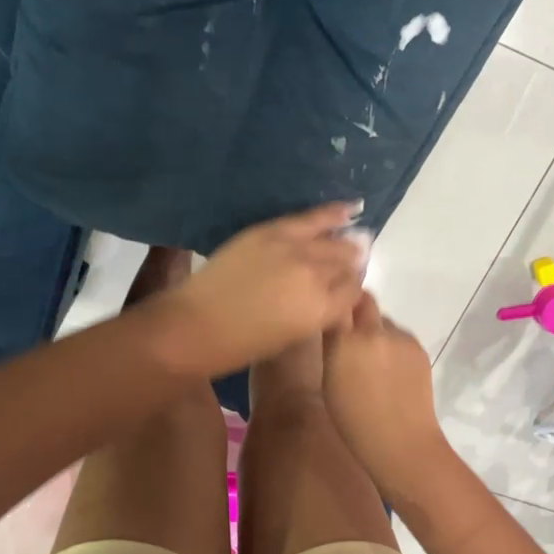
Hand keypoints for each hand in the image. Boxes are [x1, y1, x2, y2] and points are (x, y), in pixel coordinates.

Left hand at [153, 203, 367, 376]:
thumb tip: (331, 292)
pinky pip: (313, 218)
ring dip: (345, 242)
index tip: (348, 284)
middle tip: (351, 262)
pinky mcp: (274, 231)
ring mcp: (296, 250)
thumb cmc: (242, 344)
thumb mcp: (291, 335)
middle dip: (351, 263)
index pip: (354, 290)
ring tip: (356, 236)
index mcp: (322, 310)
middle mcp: (317, 278)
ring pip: (334, 242)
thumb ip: (316, 311)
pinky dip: (335, 213)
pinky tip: (351, 208)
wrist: (198, 324)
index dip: (352, 286)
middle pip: (347, 264)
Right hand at [323, 293, 446, 485]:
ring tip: (375, 363)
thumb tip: (338, 329)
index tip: (334, 312)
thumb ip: (334, 349)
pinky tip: (393, 372)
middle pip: (366, 302)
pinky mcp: (419, 348)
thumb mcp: (330, 383)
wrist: (402, 441)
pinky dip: (394, 347)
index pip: (338, 304)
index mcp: (345, 341)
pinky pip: (401, 337)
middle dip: (359, 309)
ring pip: (384, 321)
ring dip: (377, 332)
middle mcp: (373, 331)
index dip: (336, 304)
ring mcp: (400, 338)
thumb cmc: (355, 421)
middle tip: (354, 333)